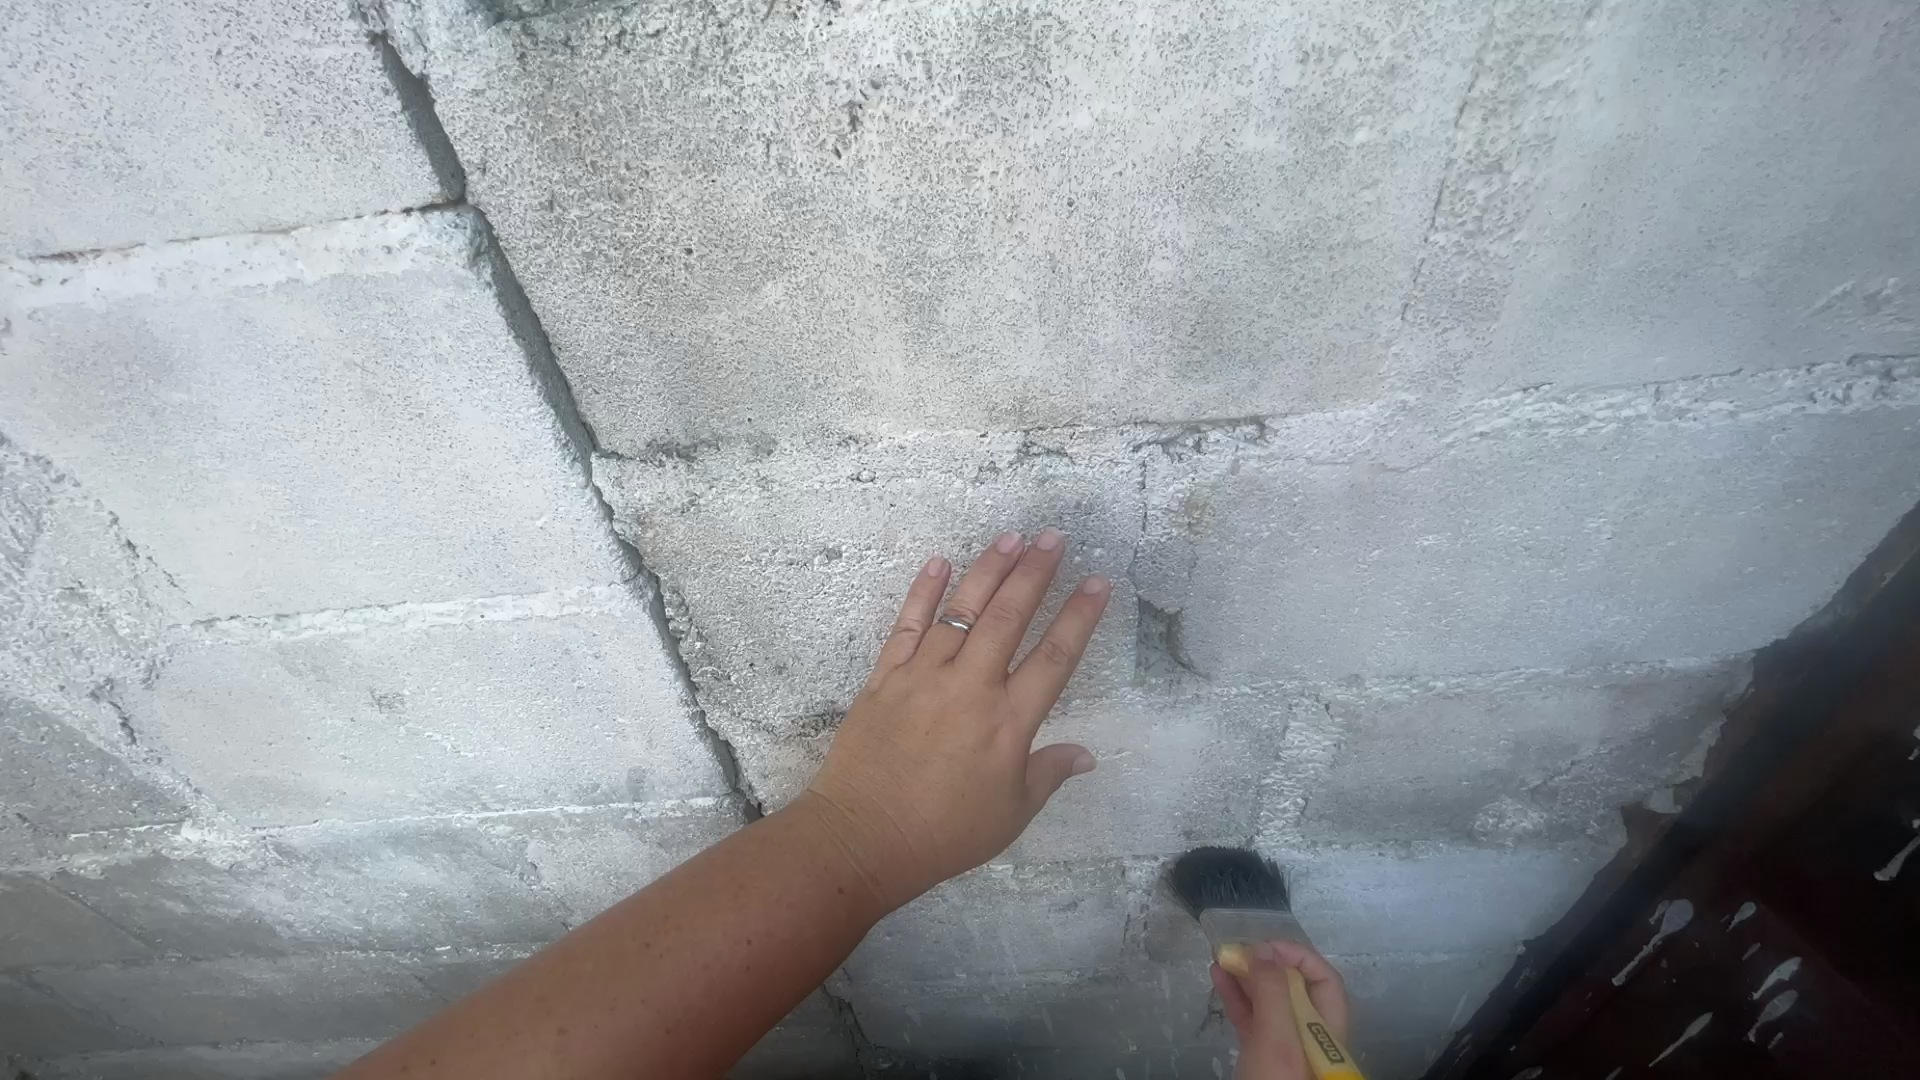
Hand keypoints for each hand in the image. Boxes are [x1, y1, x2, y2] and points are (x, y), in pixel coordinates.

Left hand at [797, 528, 1110, 910]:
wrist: (864, 838)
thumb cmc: (944, 833)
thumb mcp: (1010, 815)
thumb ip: (1048, 775)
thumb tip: (1087, 755)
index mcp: (1007, 723)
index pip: (1054, 658)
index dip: (1079, 617)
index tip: (1098, 582)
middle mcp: (970, 687)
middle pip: (1008, 618)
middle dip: (1035, 573)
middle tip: (1054, 537)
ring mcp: (924, 676)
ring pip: (961, 611)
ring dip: (987, 570)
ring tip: (1011, 537)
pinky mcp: (886, 676)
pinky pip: (907, 625)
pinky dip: (923, 591)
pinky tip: (939, 562)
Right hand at [1213, 941, 1351, 1079]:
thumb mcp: (1276, 1042)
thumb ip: (1273, 994)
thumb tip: (1265, 949)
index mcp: (1326, 1036)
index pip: (1324, 982)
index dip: (1297, 957)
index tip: (1262, 946)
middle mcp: (1310, 1039)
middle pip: (1295, 989)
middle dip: (1265, 963)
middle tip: (1236, 950)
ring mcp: (1286, 1050)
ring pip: (1270, 1001)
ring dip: (1246, 976)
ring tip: (1221, 957)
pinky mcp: (1263, 1059)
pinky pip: (1252, 1019)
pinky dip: (1236, 996)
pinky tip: (1218, 978)